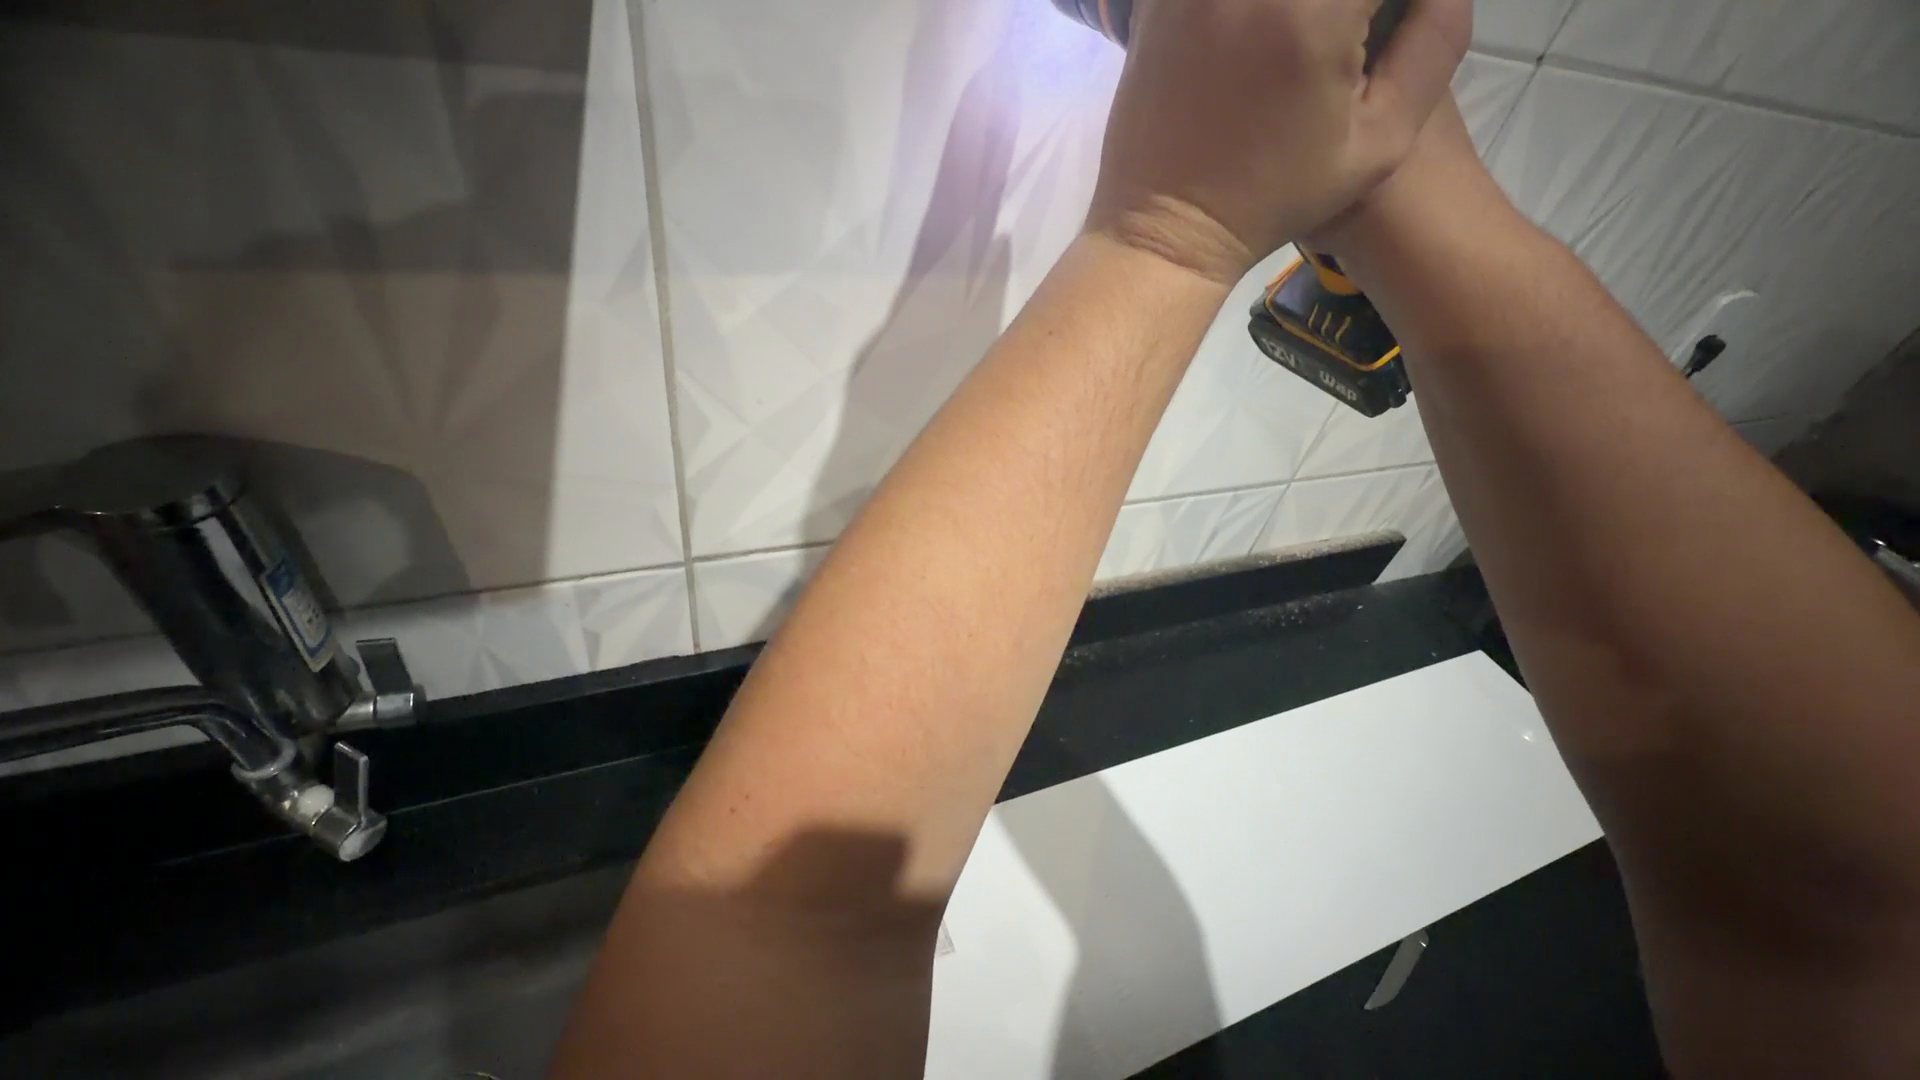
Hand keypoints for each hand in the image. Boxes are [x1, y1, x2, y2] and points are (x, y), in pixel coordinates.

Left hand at [1085, 0, 1471, 283]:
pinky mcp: (1158, 0)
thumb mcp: (1379, 142)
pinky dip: (1245, 3)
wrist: (1168, 229)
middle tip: (1349, 29)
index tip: (1382, 22)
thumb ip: (1435, 43)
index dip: (1393, 0)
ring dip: (1300, 3)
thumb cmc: (1275, 200)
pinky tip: (1256, 29)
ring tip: (1304, 30)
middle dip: (1349, 0)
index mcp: (1315, 12)